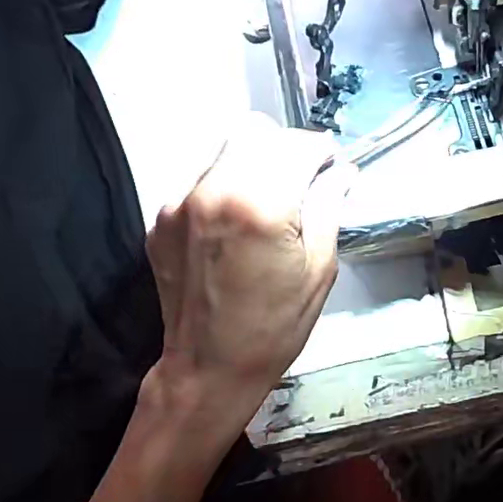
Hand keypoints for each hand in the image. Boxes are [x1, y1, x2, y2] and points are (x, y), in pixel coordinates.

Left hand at [140, 114, 355, 459]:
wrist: (208, 368)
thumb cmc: (272, 328)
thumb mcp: (318, 269)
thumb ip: (328, 207)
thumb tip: (341, 173)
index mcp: (259, 207)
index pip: (297, 147)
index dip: (322, 151)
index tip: (330, 164)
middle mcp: (212, 192)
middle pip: (257, 133)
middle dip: (287, 147)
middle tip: (304, 175)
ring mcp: (180, 203)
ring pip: (224, 147)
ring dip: (255, 158)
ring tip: (271, 193)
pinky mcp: (161, 217)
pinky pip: (200, 176)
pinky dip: (226, 181)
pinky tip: (238, 215)